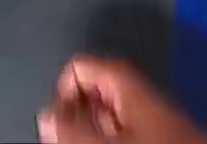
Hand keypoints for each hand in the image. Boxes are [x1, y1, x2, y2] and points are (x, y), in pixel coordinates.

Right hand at [38, 57, 206, 143]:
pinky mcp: (151, 126)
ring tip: (94, 140)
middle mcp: (130, 85)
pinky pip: (117, 126)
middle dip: (76, 117)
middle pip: (87, 93)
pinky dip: (107, 134)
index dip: (62, 97)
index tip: (60, 128)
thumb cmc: (161, 141)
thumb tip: (46, 113)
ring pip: (101, 114)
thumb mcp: (111, 138)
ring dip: (91, 130)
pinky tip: (111, 141)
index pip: (76, 68)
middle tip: (75, 140)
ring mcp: (141, 107)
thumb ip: (75, 125)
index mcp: (121, 75)